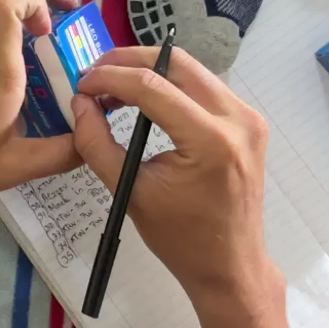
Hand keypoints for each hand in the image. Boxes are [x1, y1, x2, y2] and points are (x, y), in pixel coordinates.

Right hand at [69, 47, 279, 309]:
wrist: (231, 266)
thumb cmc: (180, 238)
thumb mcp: (130, 191)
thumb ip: (97, 143)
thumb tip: (80, 103)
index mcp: (210, 141)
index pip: (151, 86)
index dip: (110, 78)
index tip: (81, 85)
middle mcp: (237, 119)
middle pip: (175, 63)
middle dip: (128, 61)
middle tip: (94, 74)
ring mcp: (248, 117)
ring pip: (190, 68)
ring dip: (148, 69)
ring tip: (112, 88)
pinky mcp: (248, 121)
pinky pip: (203, 85)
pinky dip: (168, 83)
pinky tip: (142, 98)